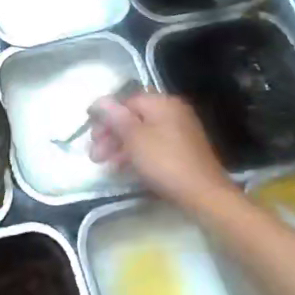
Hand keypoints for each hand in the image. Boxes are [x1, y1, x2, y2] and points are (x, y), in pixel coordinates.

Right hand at [88, 93, 234, 209]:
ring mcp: (180, 131)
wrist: (204, 194)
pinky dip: (136, 153)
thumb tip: (99, 100)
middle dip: (110, 134)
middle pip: (133, 117)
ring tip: (103, 163)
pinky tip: (122, 167)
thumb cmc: (165, 162)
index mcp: (162, 103)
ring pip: (142, 133)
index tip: (90, 134)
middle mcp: (172, 111)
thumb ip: (114, 116)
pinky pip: (153, 145)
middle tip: (94, 153)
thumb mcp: (134, 137)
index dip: (105, 115)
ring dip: (120, 145)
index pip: (126, 101)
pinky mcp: (182, 150)